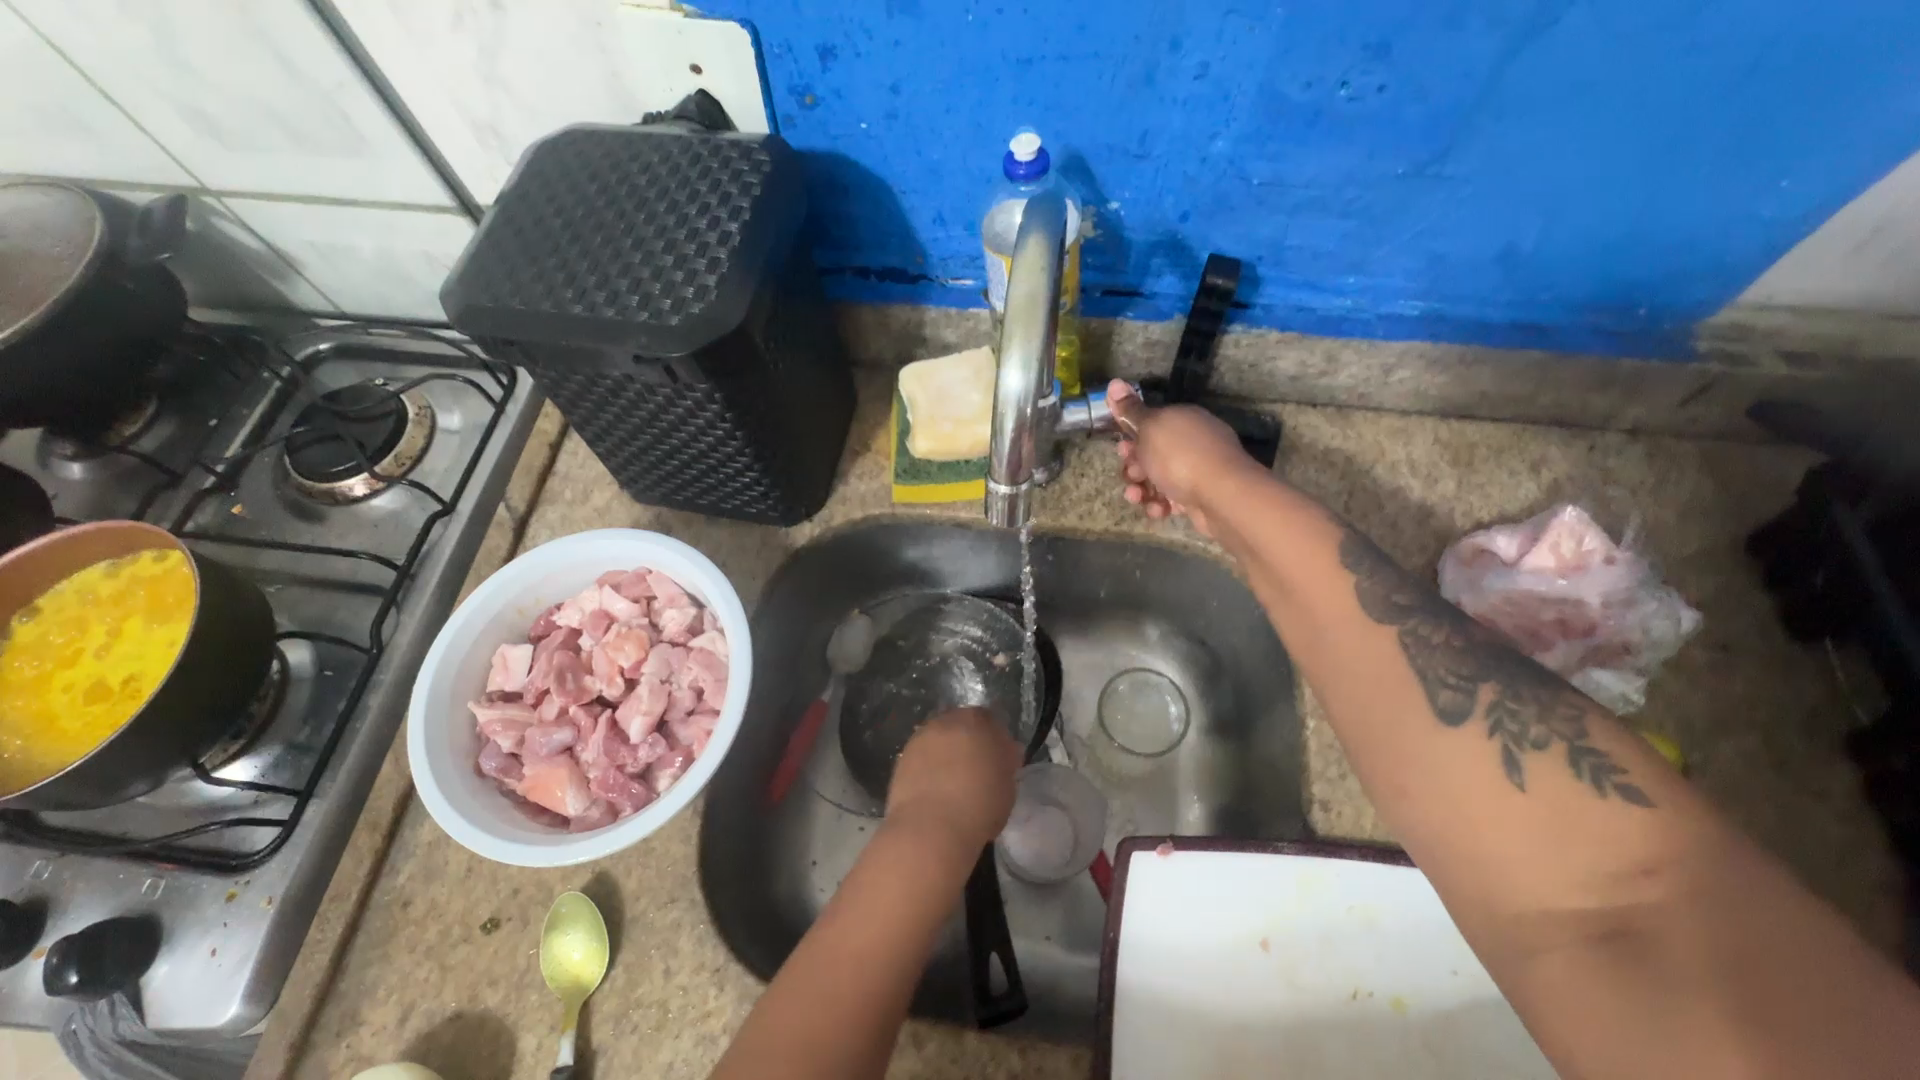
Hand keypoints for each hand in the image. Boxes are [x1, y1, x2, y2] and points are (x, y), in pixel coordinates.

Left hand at [886, 707, 1020, 855]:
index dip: (996, 741)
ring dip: (946, 753)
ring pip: (939, 739)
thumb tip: (1002, 757)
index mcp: (980, 723)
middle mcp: (948, 722)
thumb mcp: (1008, 787)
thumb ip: (1004, 764)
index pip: (991, 722)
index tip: (1000, 762)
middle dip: (969, 742)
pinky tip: (933, 788)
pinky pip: (922, 756)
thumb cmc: (980, 808)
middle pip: (962, 725)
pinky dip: (928, 766)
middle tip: (976, 770)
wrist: (931, 828)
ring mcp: (922, 737)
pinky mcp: (902, 757)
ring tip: (952, 782)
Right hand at [1107, 379, 1257, 534]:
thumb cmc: (1180, 456)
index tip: (1121, 449)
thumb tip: (1114, 382)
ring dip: (1142, 489)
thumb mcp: (1150, 427)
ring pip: (1158, 479)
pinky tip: (1159, 509)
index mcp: (1182, 420)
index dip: (1131, 437)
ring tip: (1137, 497)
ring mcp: (1197, 470)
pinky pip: (1172, 499)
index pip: (1151, 424)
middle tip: (1131, 475)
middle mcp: (1191, 442)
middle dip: (1134, 466)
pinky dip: (1161, 505)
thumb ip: (1130, 410)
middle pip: (1152, 454)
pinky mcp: (1199, 497)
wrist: (1221, 496)